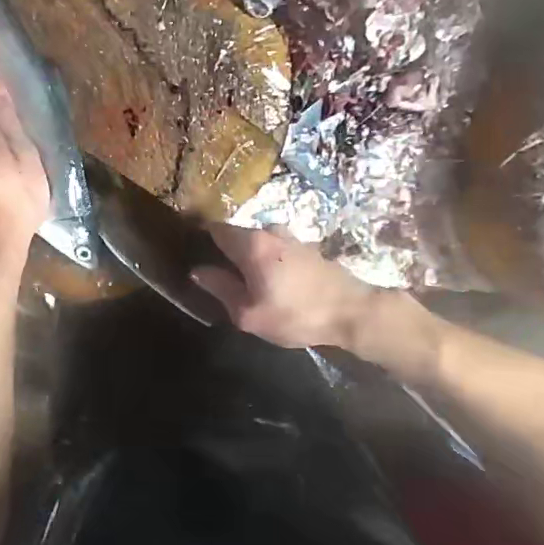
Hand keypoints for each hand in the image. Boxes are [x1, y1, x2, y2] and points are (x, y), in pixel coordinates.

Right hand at [191, 224, 376, 348]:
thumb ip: (220, 288)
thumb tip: (197, 271)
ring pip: (257, 242)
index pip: (215, 229)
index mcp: (251, 243)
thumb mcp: (248, 313)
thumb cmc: (295, 315)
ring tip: (245, 284)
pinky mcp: (307, 248)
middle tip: (218, 278)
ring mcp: (292, 237)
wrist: (351, 312)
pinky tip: (270, 283)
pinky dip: (267, 261)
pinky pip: (275, 249)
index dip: (200, 238)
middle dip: (224, 252)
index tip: (191, 254)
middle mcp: (270, 231)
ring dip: (248, 258)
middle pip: (236, 235)